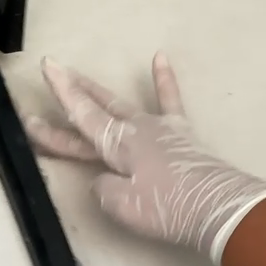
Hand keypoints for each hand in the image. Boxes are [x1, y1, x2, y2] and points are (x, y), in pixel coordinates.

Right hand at [26, 53, 265, 264]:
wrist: (217, 207)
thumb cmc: (166, 207)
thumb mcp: (120, 205)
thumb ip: (102, 188)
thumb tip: (103, 179)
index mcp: (116, 145)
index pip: (81, 116)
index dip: (61, 94)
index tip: (47, 67)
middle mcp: (134, 130)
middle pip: (95, 110)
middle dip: (71, 94)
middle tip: (53, 71)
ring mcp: (158, 129)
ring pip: (122, 105)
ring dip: (99, 92)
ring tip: (81, 76)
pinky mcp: (180, 135)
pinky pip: (170, 101)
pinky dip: (164, 81)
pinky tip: (160, 58)